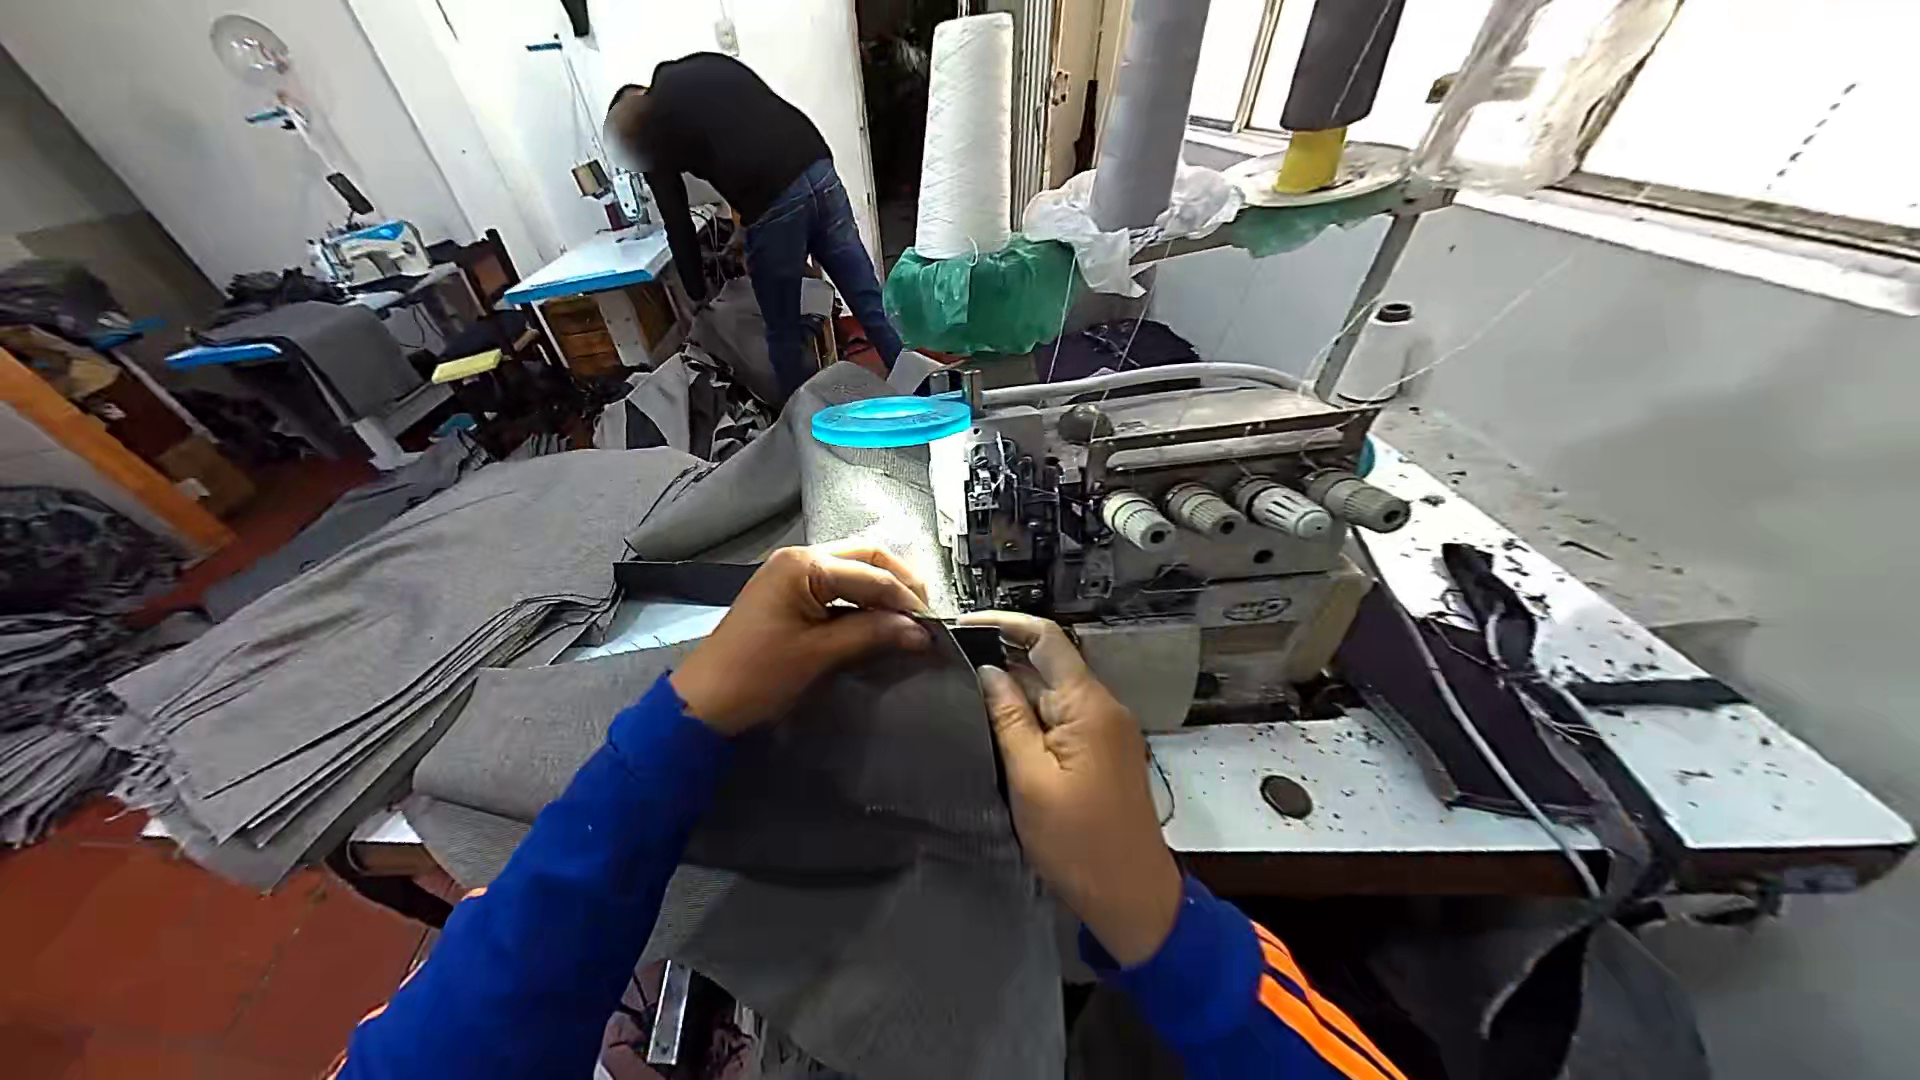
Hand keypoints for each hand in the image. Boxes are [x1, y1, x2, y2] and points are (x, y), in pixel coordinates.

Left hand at [671, 544, 929, 734]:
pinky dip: (865, 601)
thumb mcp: (818, 654)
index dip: (906, 598)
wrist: (704, 703)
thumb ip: (872, 634)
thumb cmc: (757, 675)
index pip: (871, 572)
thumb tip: (921, 632)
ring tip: (910, 619)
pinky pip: (841, 587)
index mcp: (803, 564)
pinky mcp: (794, 593)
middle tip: (926, 616)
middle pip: (867, 557)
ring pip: (857, 570)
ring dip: (885, 592)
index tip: (933, 625)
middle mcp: (801, 558)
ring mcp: (795, 573)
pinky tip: (882, 620)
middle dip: (901, 584)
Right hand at [960, 611, 1181, 966]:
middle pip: (1049, 665)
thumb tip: (987, 671)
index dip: (1005, 623)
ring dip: (1014, 690)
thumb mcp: (1030, 778)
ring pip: (1052, 692)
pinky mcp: (1101, 750)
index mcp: (1088, 705)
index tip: (963, 625)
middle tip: (953, 663)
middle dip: (1003, 659)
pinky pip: (1061, 717)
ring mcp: (1104, 728)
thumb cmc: (1077, 841)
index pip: (1047, 639)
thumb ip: (1008, 717)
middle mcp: (1101, 706)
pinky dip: (1030, 715)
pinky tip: (998, 723)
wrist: (1132, 897)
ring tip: (965, 690)